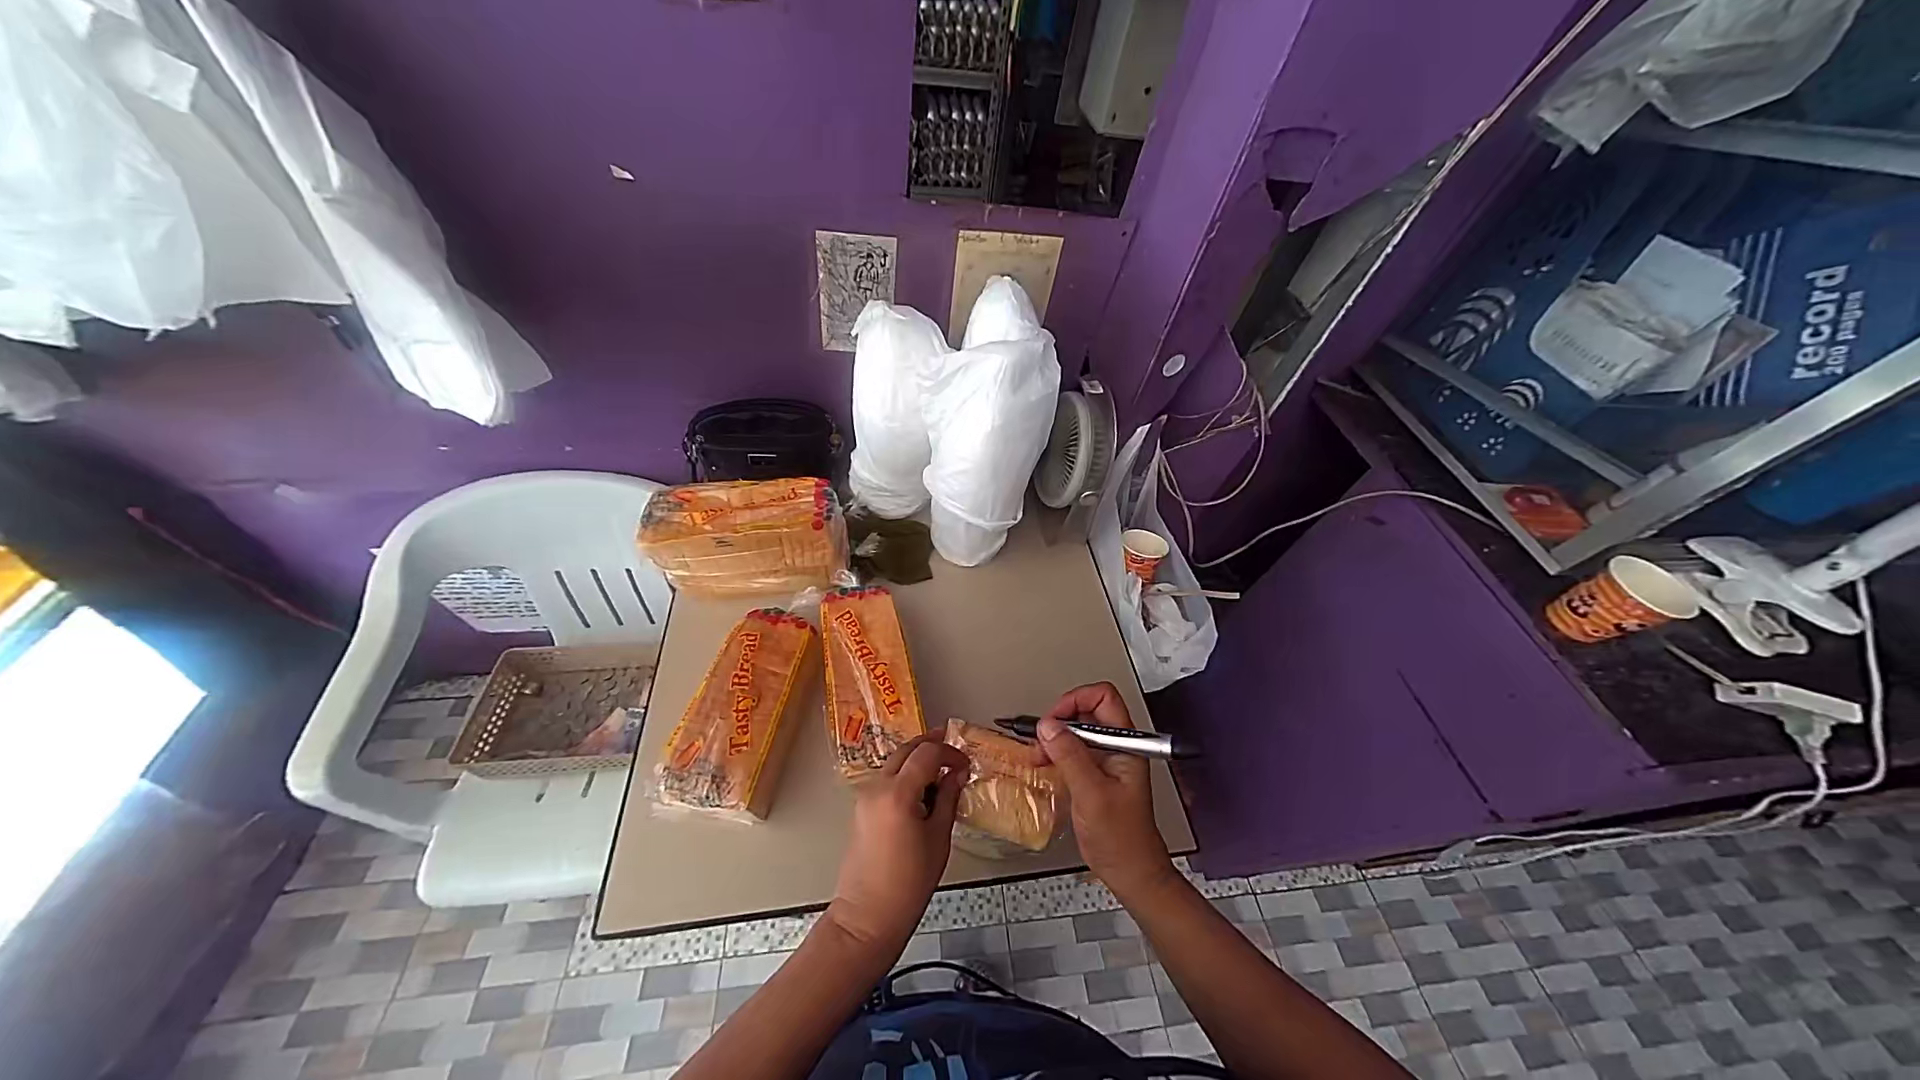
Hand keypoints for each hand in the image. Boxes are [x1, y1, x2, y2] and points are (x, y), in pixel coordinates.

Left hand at [827, 734, 968, 946]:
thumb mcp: (938, 838)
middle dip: (931, 745)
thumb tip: (957, 775)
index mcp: (898, 793)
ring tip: (942, 771)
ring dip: (917, 759)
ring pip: (894, 762)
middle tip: (954, 751)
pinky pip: (886, 779)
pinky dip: (905, 774)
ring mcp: (866, 797)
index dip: (950, 753)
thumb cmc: (908, 883)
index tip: (965, 764)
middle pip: (906, 750)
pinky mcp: (862, 809)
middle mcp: (877, 788)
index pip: (927, 753)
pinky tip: (922, 790)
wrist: (868, 915)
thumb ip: (948, 799)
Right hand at [1037, 682, 1176, 898]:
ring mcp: (1105, 761)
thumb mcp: (1092, 793)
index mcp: (1125, 744)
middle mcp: (1117, 747)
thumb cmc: (1122, 839)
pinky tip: (1045, 765)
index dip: (1076, 700)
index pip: (1104, 697)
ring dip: (1054, 738)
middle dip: (1060, 719)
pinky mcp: (1094, 775)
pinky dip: (1055, 753)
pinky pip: (1072, 751)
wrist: (1130, 872)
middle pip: (1087, 710)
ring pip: (1077, 731)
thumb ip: (1070, 756)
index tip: (1055, 719)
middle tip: (1043, 737)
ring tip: (1040, 753)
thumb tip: (1049, 726)